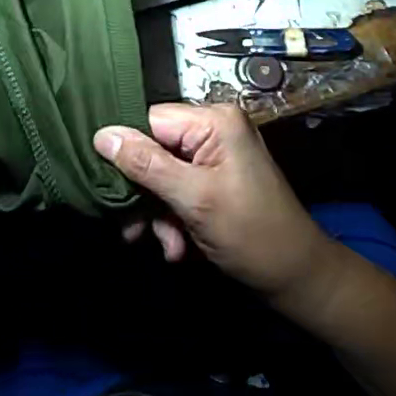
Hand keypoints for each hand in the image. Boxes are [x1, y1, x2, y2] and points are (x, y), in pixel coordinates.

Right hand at [94, 103, 338, 303]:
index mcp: (215, 120)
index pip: (150, 120)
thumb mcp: (194, 199)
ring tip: (169, 245)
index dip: (127, 153)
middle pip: (153, 149)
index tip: (110, 189)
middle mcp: (214, 128)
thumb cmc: (251, 233)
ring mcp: (215, 154)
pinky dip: (172, 219)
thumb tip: (101, 134)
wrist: (294, 275)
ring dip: (157, 214)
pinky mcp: (214, 179)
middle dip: (144, 194)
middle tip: (135, 231)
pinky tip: (179, 248)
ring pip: (160, 175)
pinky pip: (177, 189)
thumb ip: (146, 165)